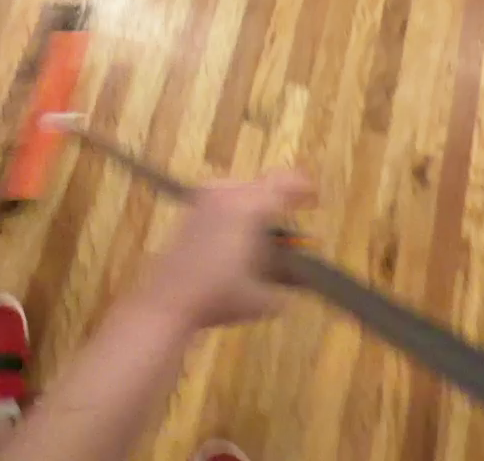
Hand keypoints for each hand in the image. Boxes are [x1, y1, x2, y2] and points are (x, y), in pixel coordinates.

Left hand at [136, 170, 316, 330]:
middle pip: (262, 185)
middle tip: (290, 217)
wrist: (169, 300)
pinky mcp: (190, 210)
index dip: (302, 188)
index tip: (313, 198)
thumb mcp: (263, 297)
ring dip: (256, 202)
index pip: (283, 184)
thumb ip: (287, 283)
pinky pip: (221, 196)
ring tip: (264, 227)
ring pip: (240, 189)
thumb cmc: (220, 297)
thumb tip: (302, 276)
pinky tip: (237, 232)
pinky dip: (235, 207)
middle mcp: (228, 195)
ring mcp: (205, 199)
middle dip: (278, 200)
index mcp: (250, 208)